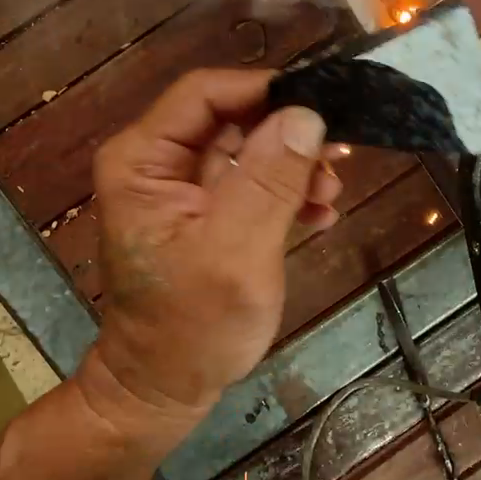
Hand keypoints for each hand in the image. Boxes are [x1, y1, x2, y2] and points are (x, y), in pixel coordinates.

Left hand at [87, 69, 340, 423]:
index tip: (322, 106)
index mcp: (143, 159)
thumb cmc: (192, 326)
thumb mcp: (236, 251)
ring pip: (249, 146)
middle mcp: (158, 161)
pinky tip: (319, 214)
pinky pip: (253, 179)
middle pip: (233, 117)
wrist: (167, 388)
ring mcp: (183, 186)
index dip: (265, 91)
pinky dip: (288, 190)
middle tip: (337, 158)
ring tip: (330, 193)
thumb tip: (307, 113)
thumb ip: (269, 179)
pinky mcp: (208, 210)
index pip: (205, 93)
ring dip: (294, 164)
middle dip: (287, 134)